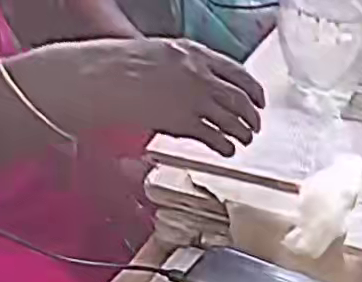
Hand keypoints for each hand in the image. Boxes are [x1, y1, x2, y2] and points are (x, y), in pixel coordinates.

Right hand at [6, 38, 265, 156]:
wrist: (101, 78)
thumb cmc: (125, 67)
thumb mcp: (161, 55)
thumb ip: (187, 68)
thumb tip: (207, 85)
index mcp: (192, 52)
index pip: (236, 71)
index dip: (254, 90)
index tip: (260, 101)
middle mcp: (197, 74)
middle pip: (241, 99)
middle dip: (253, 117)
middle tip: (255, 128)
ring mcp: (193, 98)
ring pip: (234, 121)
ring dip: (243, 134)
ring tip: (244, 141)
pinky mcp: (185, 122)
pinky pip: (218, 138)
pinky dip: (226, 147)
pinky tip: (227, 150)